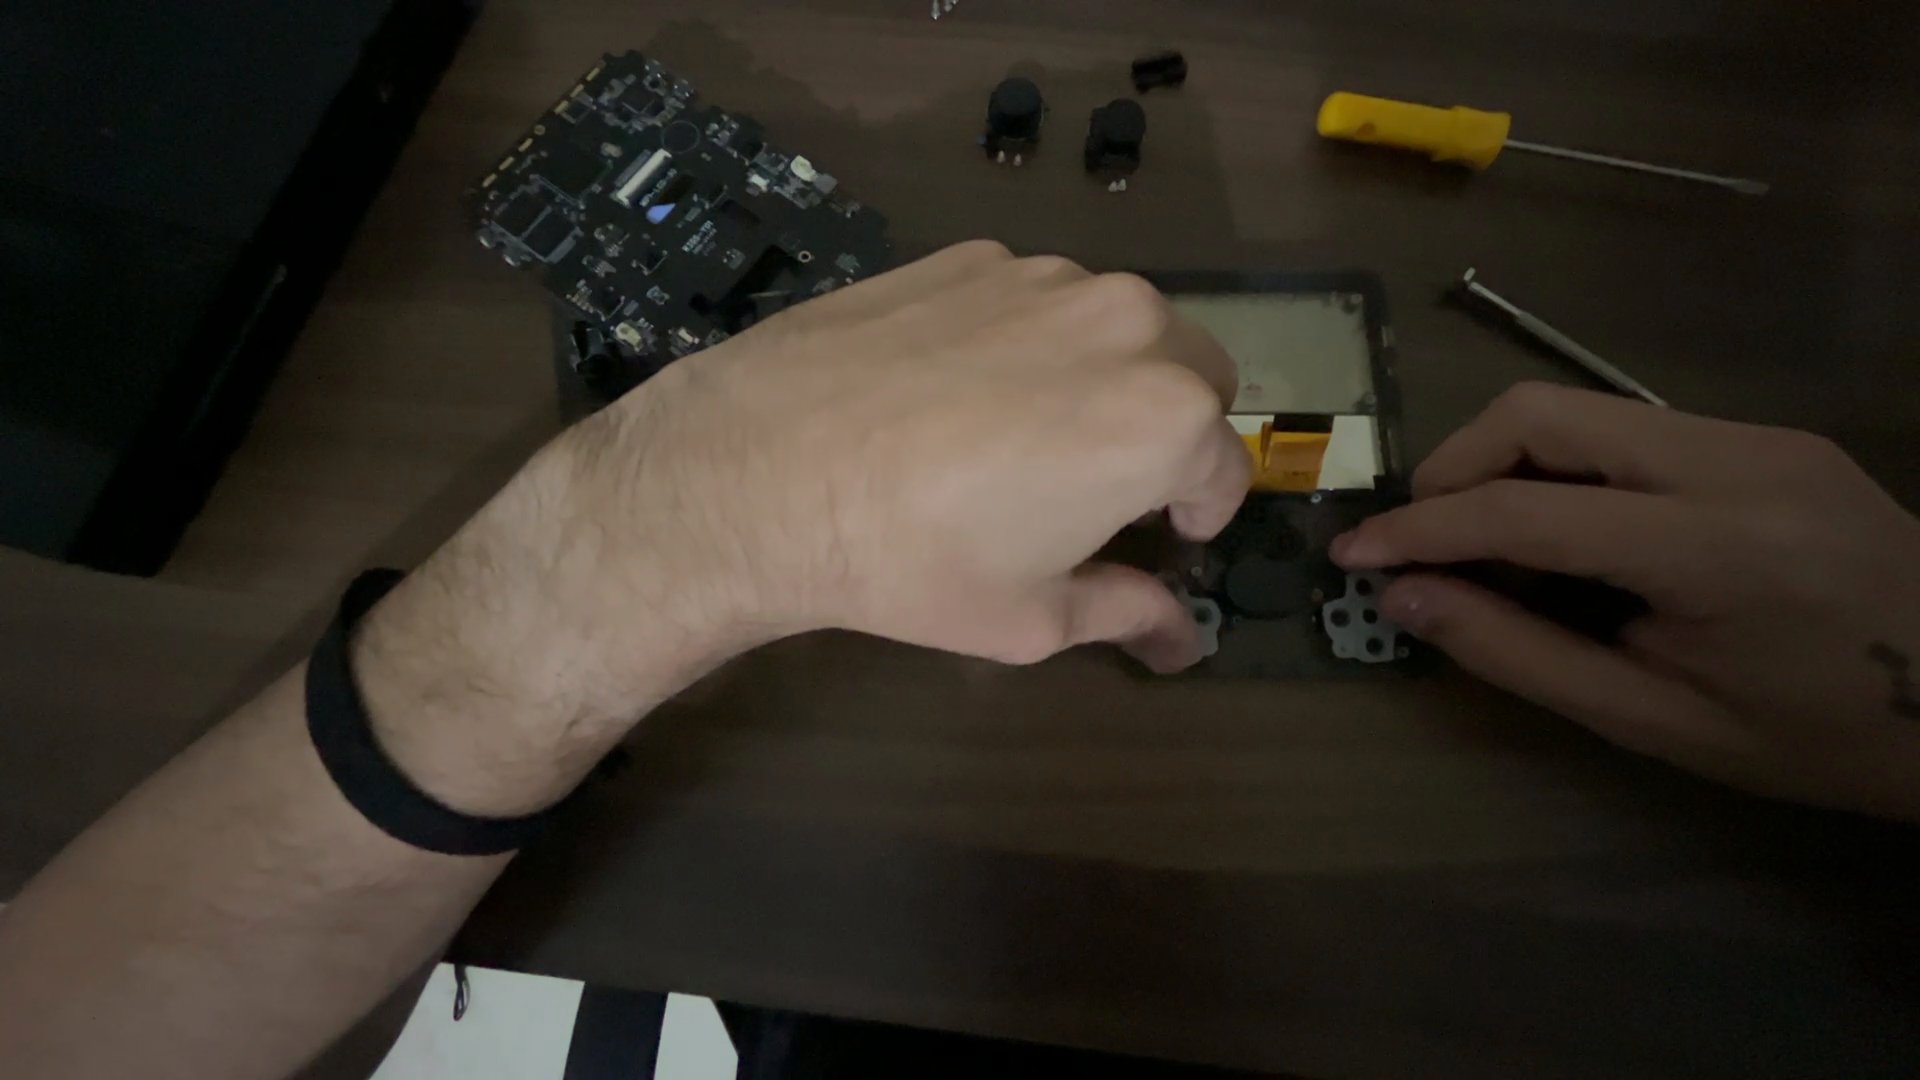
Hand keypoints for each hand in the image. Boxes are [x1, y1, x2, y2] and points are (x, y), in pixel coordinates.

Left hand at [357, 242, 1247, 805]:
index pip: (1225, 467)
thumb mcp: (1030, 616)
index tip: (1168, 532)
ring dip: (1104, 378)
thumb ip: (1125, 613)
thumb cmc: (912, 560)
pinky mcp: (971, 257)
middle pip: (1195, 377)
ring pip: (1119, 327)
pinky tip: (959, 389)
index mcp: (1162, 417)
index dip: (1200, 511)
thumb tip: (1182, 641)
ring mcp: (1043, 276)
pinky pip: (1038, 299)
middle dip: (1171, 432)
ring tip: (1024, 435)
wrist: (758, 472)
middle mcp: (1124, 323)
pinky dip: (1031, 341)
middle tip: (1105, 483)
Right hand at [1332, 383, 1919, 821]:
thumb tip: (1401, 599)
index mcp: (1717, 547)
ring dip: (1492, 465)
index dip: (1415, 530)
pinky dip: (1545, 469)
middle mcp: (1733, 460)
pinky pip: (1608, 429)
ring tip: (1482, 541)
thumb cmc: (1822, 735)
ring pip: (1564, 408)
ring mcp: (1749, 436)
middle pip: (1534, 414)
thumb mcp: (1649, 718)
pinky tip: (1556, 532)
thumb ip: (1512, 652)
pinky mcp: (1752, 436)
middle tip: (1427, 543)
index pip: (1521, 509)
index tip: (1350, 553)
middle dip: (1449, 472)